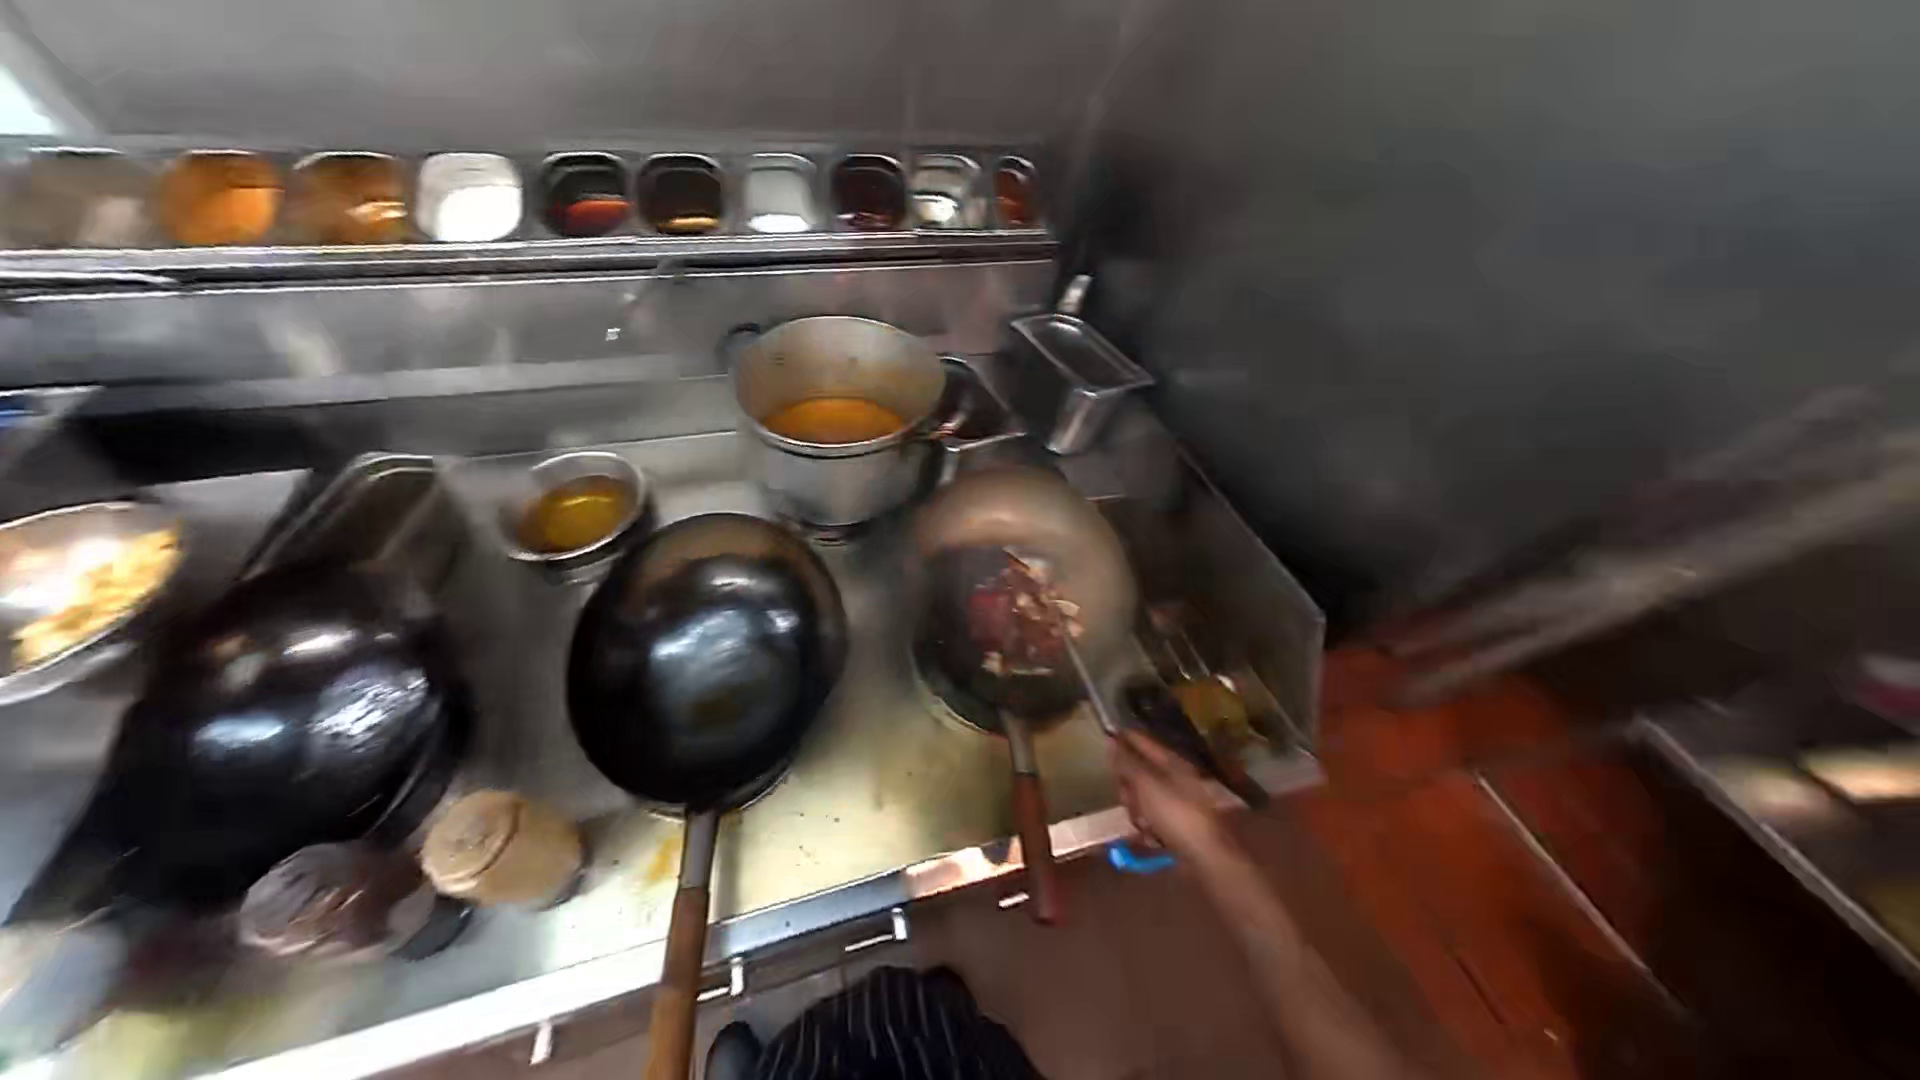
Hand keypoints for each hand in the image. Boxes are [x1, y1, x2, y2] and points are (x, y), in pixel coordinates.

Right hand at [1110, 730, 1231, 864]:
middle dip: (1127, 785)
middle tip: (1127, 797)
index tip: (1104, 741)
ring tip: (1141, 823)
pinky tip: (1150, 837)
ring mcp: (1177, 801)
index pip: (1142, 740)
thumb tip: (1110, 738)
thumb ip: (1126, 761)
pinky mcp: (1176, 824)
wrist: (1207, 857)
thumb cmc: (1175, 814)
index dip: (1122, 738)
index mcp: (1171, 761)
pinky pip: (1151, 817)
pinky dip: (1147, 826)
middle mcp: (1175, 777)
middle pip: (1139, 771)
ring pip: (1142, 796)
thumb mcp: (1145, 784)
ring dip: (1136, 809)